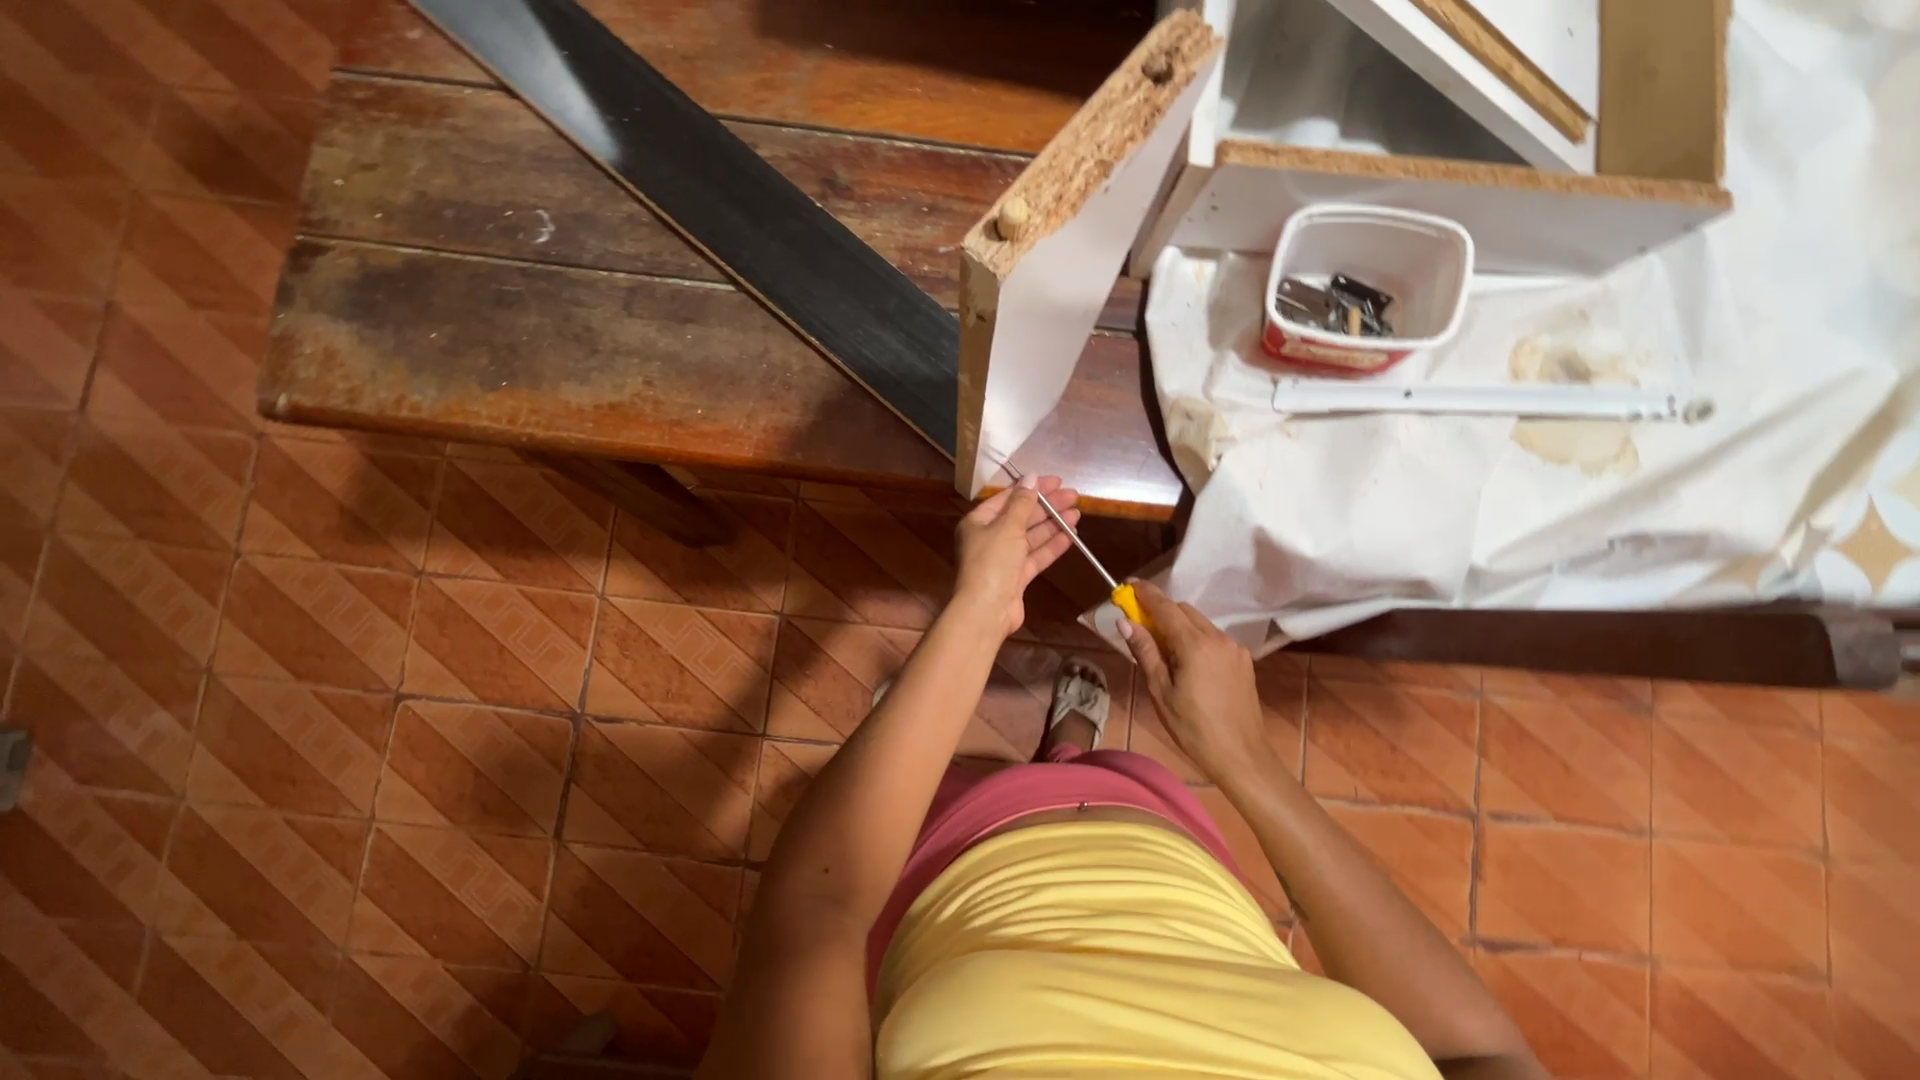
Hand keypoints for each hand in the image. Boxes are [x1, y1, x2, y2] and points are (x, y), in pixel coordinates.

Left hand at [952, 475, 1077, 636]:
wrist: (986, 610)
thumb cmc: (992, 562)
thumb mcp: (1007, 527)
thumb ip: (1022, 503)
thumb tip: (1031, 477)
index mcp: (979, 521)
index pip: (1008, 498)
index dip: (1032, 488)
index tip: (1056, 481)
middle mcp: (989, 537)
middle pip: (1021, 516)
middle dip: (1047, 506)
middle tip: (1073, 496)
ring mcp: (1003, 558)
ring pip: (1031, 536)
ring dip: (1053, 524)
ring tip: (1076, 513)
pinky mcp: (1016, 576)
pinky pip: (1036, 556)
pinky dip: (1052, 546)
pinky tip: (1071, 535)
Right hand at [1121, 581, 1276, 785]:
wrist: (1241, 756)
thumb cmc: (1193, 728)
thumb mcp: (1161, 691)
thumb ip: (1145, 651)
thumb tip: (1125, 622)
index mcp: (1194, 644)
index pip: (1165, 606)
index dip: (1145, 593)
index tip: (1127, 585)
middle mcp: (1217, 638)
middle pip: (1184, 611)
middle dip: (1161, 612)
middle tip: (1140, 628)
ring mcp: (1234, 648)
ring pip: (1200, 624)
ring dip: (1179, 627)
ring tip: (1164, 653)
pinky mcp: (1243, 660)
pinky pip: (1214, 639)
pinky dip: (1196, 640)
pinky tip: (1188, 665)